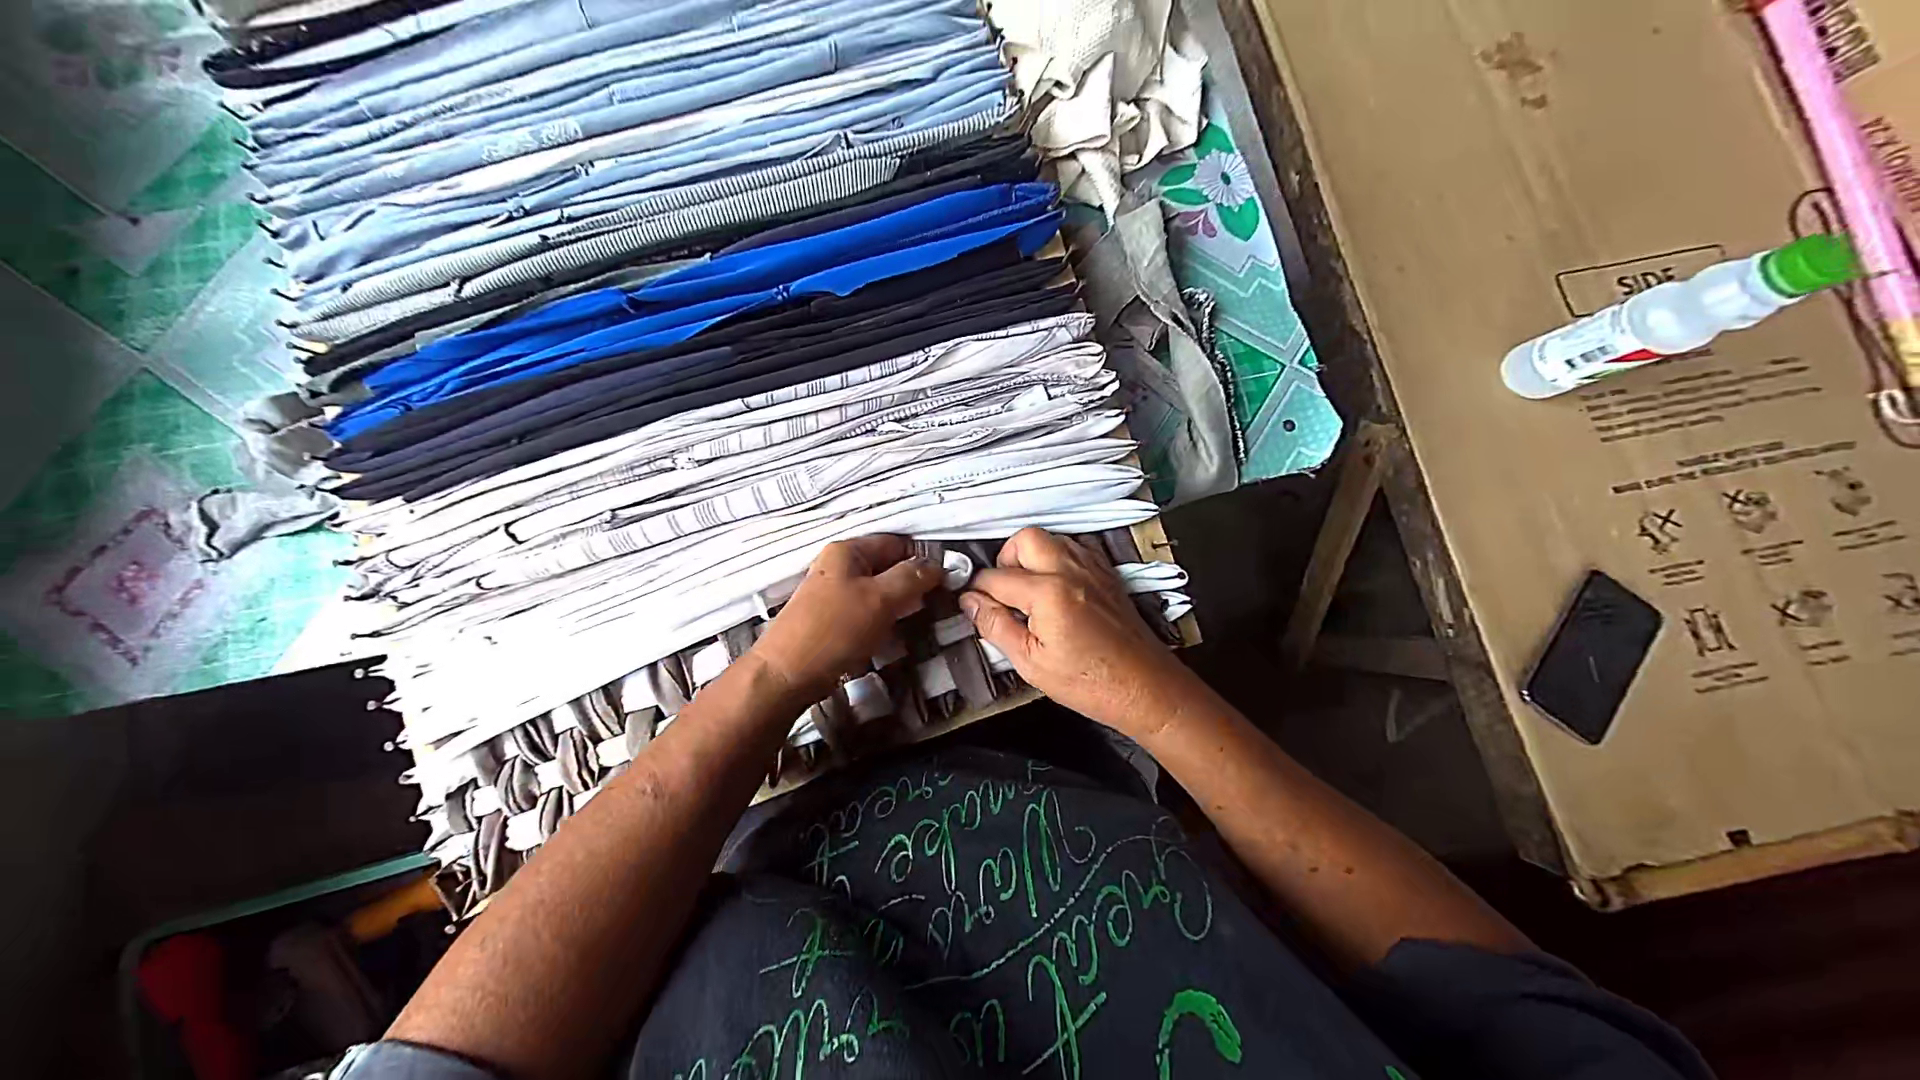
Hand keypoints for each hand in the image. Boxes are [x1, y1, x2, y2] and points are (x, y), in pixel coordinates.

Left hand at [749, 535, 942, 703]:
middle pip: (886, 567)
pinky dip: (881, 622)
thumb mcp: (881, 599)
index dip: (922, 557)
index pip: (895, 542)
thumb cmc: (834, 631)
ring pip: (877, 592)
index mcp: (846, 551)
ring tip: (916, 621)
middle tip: (935, 602)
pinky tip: (891, 637)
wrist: (788, 675)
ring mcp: (832, 595)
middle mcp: (837, 567)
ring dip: (898, 606)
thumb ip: (912, 577)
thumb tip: (936, 565)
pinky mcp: (830, 621)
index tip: (945, 578)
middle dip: (912, 584)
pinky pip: (865, 613)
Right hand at [960, 528, 1201, 738]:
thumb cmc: (1093, 682)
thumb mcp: (1030, 662)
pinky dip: (1057, 559)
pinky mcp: (1106, 574)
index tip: (973, 604)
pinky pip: (1075, 549)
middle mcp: (1071, 571)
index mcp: (1048, 592)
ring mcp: (1092, 569)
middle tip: (1001, 590)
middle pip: (1024, 539)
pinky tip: (1053, 587)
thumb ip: (995, 626)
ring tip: (1027, 591)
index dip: (977, 592)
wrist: (1144, 688)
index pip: (996, 577)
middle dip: (1004, 560)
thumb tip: (972, 604)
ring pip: (1050, 539)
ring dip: (1032, 557)